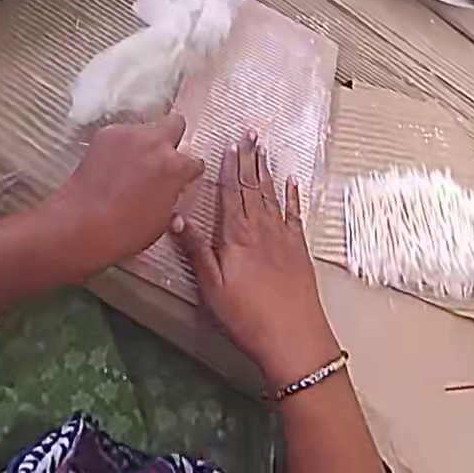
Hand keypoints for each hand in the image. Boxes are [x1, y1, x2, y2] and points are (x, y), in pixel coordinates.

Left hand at [37, 115, 204, 277]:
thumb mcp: (162, 219)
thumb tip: (171, 190)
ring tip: (130, 165)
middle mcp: (156, 142)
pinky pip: (121, 134)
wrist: (83, 222)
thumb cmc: (126, 231)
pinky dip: (121, 145)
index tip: (182, 178)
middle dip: (173, 137)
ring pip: (145, 128)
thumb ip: (171, 196)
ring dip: (144, 143)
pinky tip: (111, 165)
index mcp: (174, 167)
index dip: (189, 172)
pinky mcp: (106, 132)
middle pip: (175, 122)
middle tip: (161, 157)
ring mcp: (129, 133)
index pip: (194, 161)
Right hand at [173, 132, 339, 390]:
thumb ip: (195, 249)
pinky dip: (292, 195)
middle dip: (250, 158)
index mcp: (237, 233)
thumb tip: (175, 216)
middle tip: (250, 133)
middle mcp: (260, 226)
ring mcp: (282, 235)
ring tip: (264, 148)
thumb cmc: (247, 316)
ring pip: (271, 193)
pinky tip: (292, 181)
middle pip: (253, 185)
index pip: (232, 191)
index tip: (230, 144)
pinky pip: (294, 214)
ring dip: (266, 169)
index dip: (230, 166)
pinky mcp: (298, 248)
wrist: (295, 340)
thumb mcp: (212, 286)